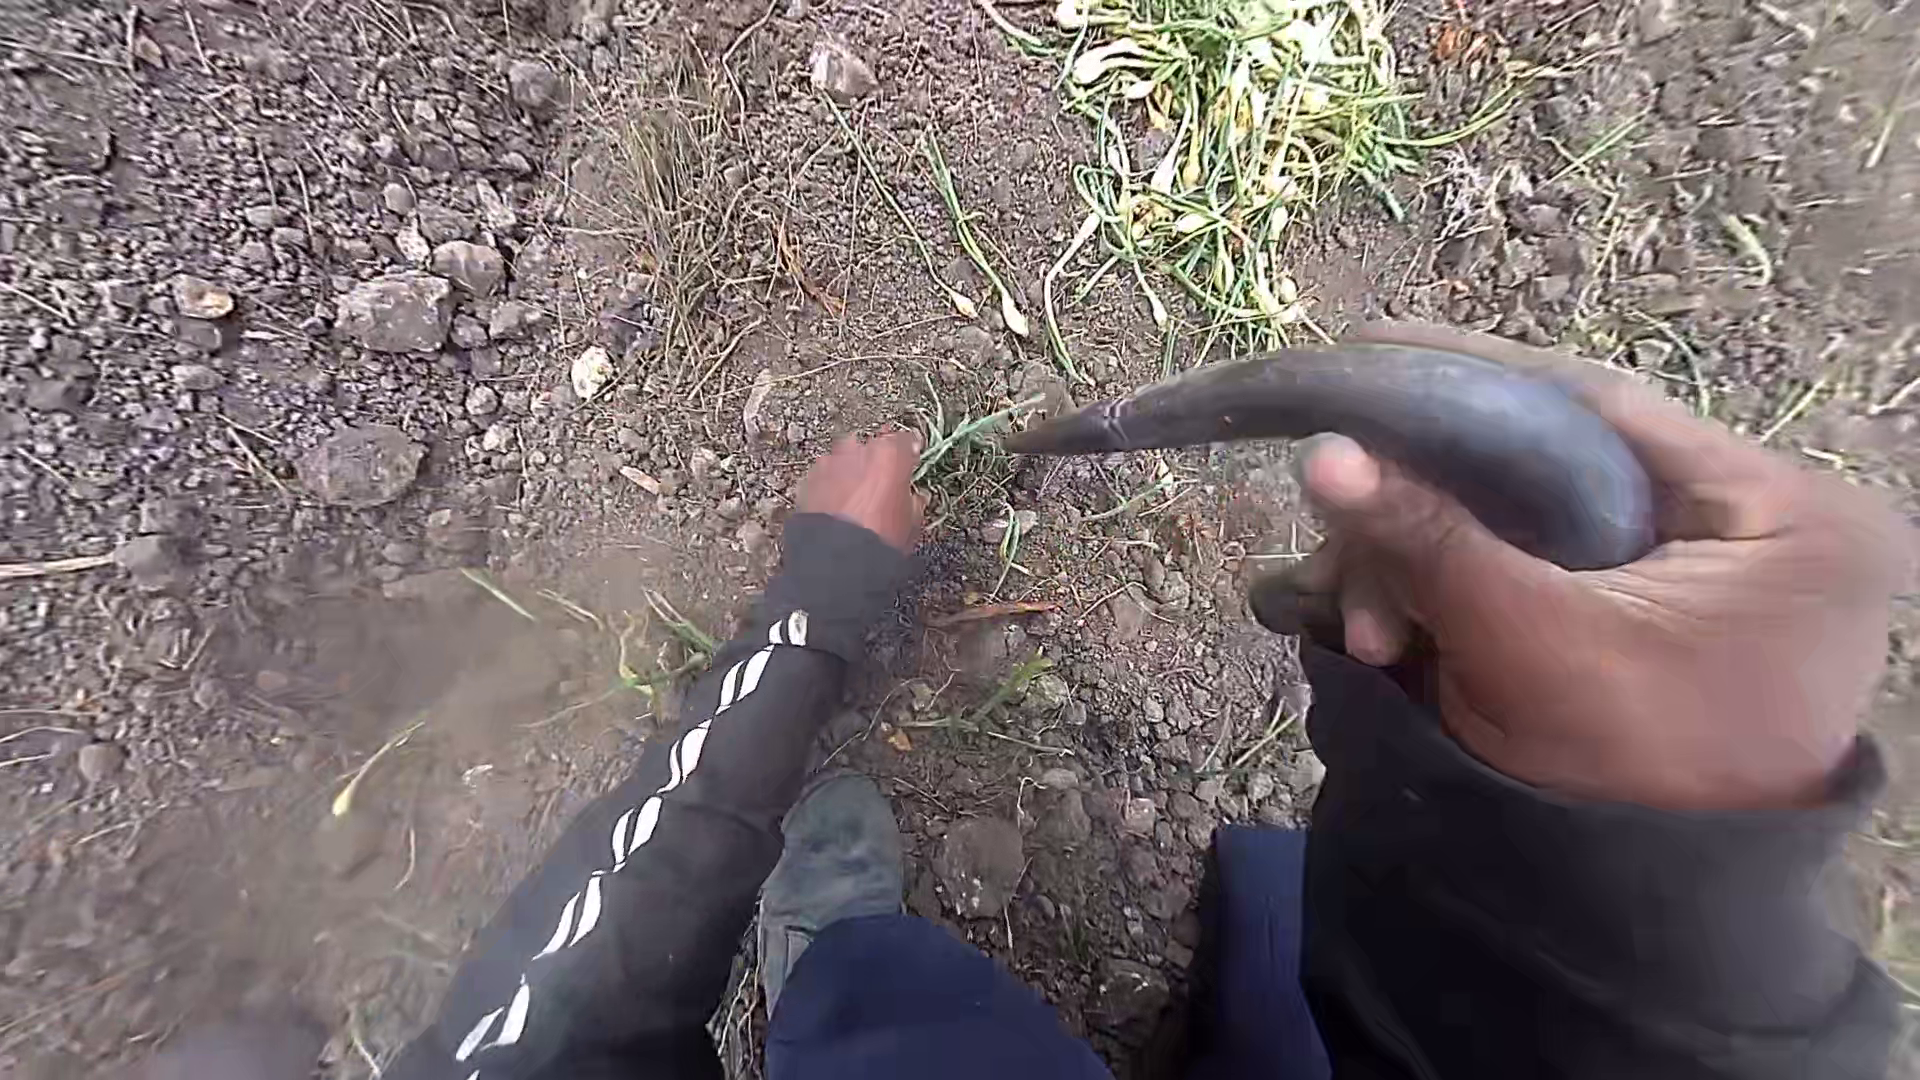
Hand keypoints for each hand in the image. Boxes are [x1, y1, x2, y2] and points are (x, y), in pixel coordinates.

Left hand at [794, 430, 925, 552]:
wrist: (836, 559)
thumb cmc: (880, 539)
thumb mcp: (912, 523)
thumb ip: (914, 501)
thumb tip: (914, 497)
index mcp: (890, 455)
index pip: (906, 440)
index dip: (909, 453)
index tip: (911, 462)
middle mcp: (859, 449)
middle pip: (872, 446)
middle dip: (877, 461)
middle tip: (882, 486)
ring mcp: (830, 462)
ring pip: (845, 458)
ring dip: (852, 471)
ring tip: (856, 499)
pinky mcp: (809, 478)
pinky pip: (826, 475)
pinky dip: (831, 484)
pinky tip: (836, 506)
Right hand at [1298, 326, 1908, 810]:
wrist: (1620, 891)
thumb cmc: (1624, 762)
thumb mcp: (1522, 637)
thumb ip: (1423, 538)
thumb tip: (1321, 453)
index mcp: (1755, 509)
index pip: (1591, 402)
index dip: (1471, 370)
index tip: (1370, 343)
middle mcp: (1691, 521)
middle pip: (1509, 470)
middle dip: (1410, 518)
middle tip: (1347, 561)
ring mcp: (1616, 565)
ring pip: (1467, 523)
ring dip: (1395, 569)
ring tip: (1366, 636)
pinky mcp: (1556, 601)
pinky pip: (1457, 565)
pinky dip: (1405, 592)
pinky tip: (1375, 636)